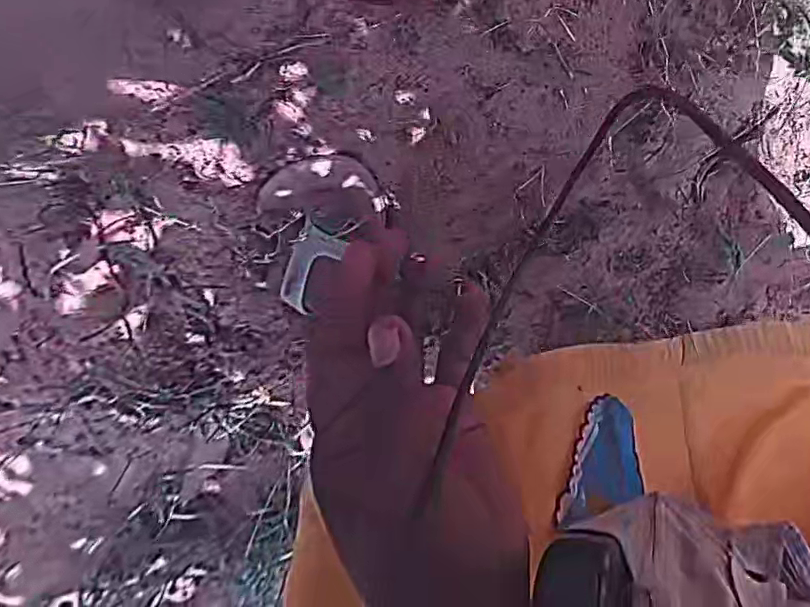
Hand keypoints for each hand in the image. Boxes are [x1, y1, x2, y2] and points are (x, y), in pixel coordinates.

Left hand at [304, 229, 529, 606]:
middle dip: (380, 283)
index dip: (345, 295)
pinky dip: (461, 323)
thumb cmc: (421, 540)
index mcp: (342, 421)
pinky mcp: (453, 406)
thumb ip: (392, 395)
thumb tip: (385, 327)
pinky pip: (455, 353)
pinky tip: (471, 295)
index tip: (360, 251)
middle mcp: (374, 401)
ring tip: (431, 258)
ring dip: (420, 296)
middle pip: (372, 329)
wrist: (475, 588)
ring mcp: (414, 401)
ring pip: (413, 334)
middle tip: (395, 238)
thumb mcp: (398, 469)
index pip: (334, 344)